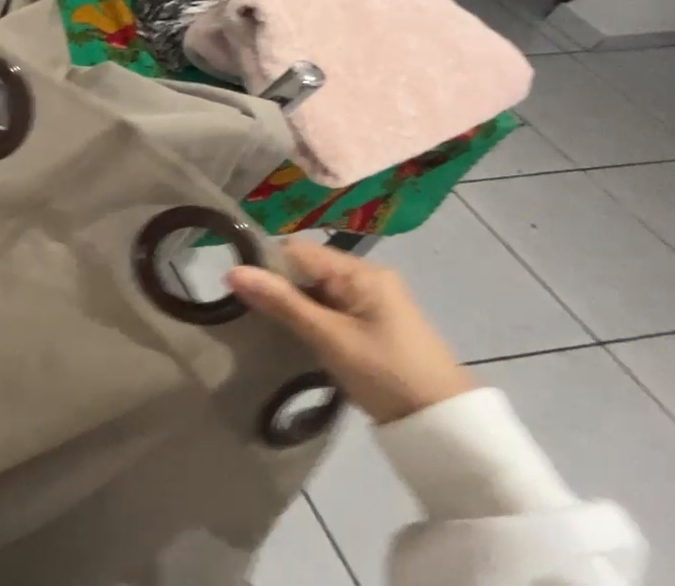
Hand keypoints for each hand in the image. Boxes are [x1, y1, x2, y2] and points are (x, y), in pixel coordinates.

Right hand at [226, 239, 475, 423]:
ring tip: (268, 324)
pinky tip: (296, 335)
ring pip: (315, 289)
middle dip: (277, 285)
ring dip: (292, 304)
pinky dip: (308, 317)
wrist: (444, 425)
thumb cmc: (387, 373)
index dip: (265, 264)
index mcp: (361, 273)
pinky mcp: (373, 323)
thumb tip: (231, 272)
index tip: (240, 288)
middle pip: (305, 267)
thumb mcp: (329, 338)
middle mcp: (367, 278)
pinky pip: (328, 307)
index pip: (297, 250)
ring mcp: (372, 301)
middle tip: (251, 311)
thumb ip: (282, 303)